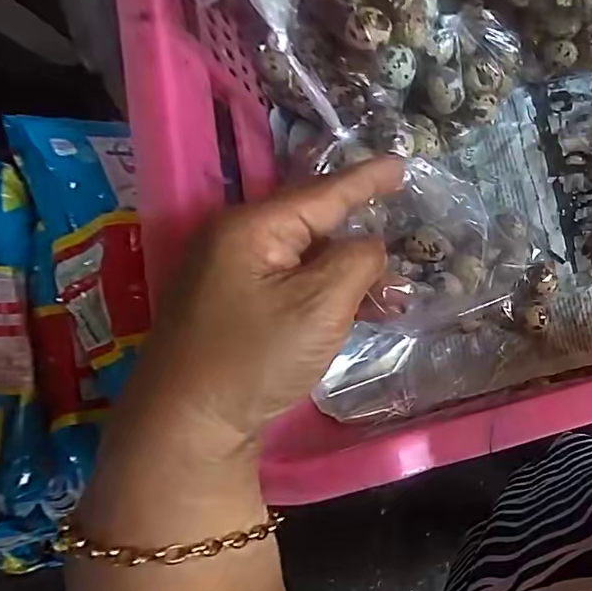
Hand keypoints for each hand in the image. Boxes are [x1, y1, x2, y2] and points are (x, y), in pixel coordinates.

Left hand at [84, 158, 403, 534]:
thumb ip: (357, 262)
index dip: (367, 179)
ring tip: (390, 298)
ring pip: (308, 259)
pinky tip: (357, 312)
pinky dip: (329, 295)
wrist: (187, 426)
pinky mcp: (236, 305)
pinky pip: (294, 284)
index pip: (323, 193)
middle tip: (403, 254)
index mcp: (253, 228)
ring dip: (350, 276)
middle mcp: (238, 240)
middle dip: (362, 242)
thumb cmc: (254, 358)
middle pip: (316, 227)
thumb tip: (371, 247)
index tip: (400, 164)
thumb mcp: (320, 305)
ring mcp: (233, 274)